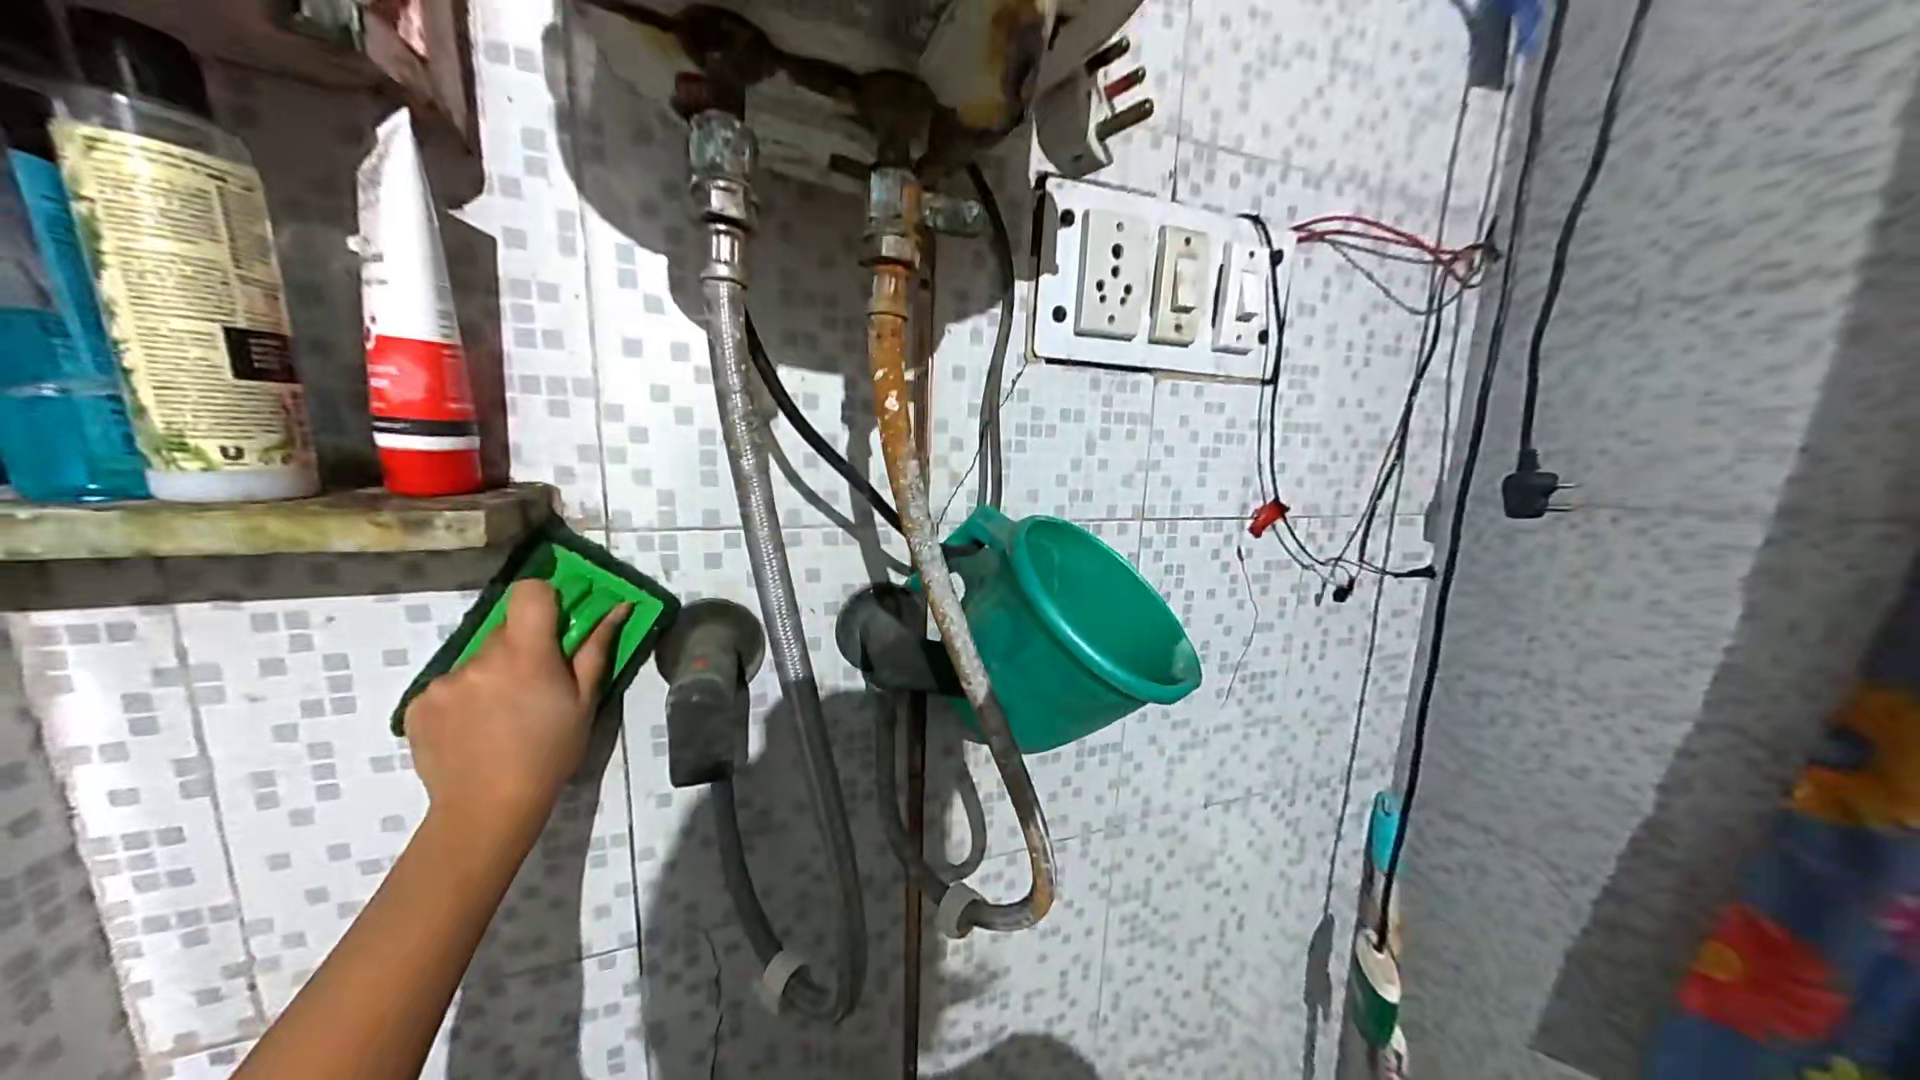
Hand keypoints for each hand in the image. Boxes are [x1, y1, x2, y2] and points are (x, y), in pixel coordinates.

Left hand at [404, 580, 628, 838]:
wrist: (488, 807)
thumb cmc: (550, 752)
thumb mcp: (586, 701)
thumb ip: (596, 648)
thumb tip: (618, 607)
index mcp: (525, 653)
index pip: (529, 591)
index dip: (544, 598)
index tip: (555, 623)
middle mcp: (479, 658)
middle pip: (505, 629)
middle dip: (523, 647)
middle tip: (536, 684)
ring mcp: (442, 681)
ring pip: (477, 659)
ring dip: (493, 674)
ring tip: (503, 715)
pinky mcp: (418, 703)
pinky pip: (449, 685)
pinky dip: (464, 698)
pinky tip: (475, 728)